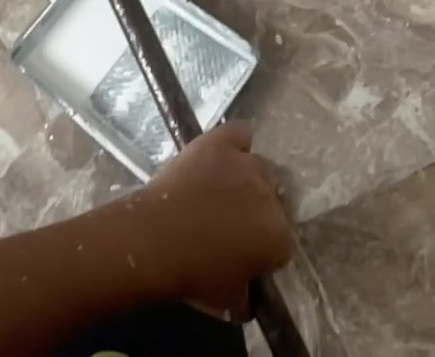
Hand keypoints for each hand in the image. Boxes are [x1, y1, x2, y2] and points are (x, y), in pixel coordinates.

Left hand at [139, 122, 290, 318]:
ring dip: (247, 177)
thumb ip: (248, 297)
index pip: (280, 242)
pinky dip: (237, 140)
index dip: (261, 248)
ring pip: (259, 166)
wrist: (154, 239)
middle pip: (273, 199)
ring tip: (222, 189)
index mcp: (278, 237)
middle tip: (230, 221)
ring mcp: (245, 165)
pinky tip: (225, 151)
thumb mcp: (228, 301)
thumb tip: (249, 297)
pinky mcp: (220, 143)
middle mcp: (270, 196)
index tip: (243, 252)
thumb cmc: (192, 274)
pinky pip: (240, 133)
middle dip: (256, 210)